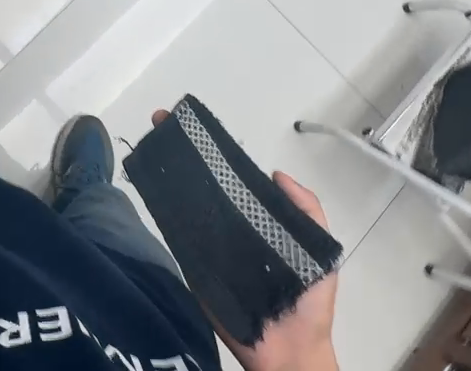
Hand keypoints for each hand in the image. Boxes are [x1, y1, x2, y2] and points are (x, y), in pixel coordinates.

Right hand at [151, 110, 338, 370]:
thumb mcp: (321, 251)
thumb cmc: (307, 301)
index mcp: (254, 219)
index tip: (189, 123)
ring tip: (149, 146)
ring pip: (183, 202)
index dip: (210, 150)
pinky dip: (160, 209)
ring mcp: (207, 243)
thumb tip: (275, 173)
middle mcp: (227, 226)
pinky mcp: (193, 263)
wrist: (289, 351)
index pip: (229, 177)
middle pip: (200, 183)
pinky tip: (149, 186)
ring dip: (165, 174)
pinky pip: (175, 233)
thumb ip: (308, 212)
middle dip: (180, 152)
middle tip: (160, 123)